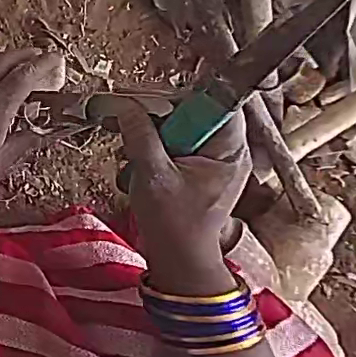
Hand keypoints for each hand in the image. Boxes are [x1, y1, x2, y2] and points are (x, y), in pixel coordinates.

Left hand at [0, 49, 64, 195]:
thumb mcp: (0, 161)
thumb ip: (23, 142)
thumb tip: (41, 132)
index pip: (27, 73)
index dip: (43, 63)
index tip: (55, 58)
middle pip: (6, 59)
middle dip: (24, 55)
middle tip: (37, 56)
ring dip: (2, 56)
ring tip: (11, 62)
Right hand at [98, 97, 249, 272]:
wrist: (179, 258)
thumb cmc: (173, 223)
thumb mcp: (154, 176)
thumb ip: (141, 137)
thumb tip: (126, 106)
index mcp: (229, 151)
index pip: (216, 104)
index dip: (184, 98)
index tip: (150, 101)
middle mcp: (227, 151)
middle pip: (194, 113)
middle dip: (159, 116)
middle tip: (130, 122)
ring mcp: (212, 160)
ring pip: (180, 127)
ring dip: (152, 133)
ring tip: (131, 148)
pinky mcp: (197, 168)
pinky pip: (175, 143)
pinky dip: (154, 147)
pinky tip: (137, 160)